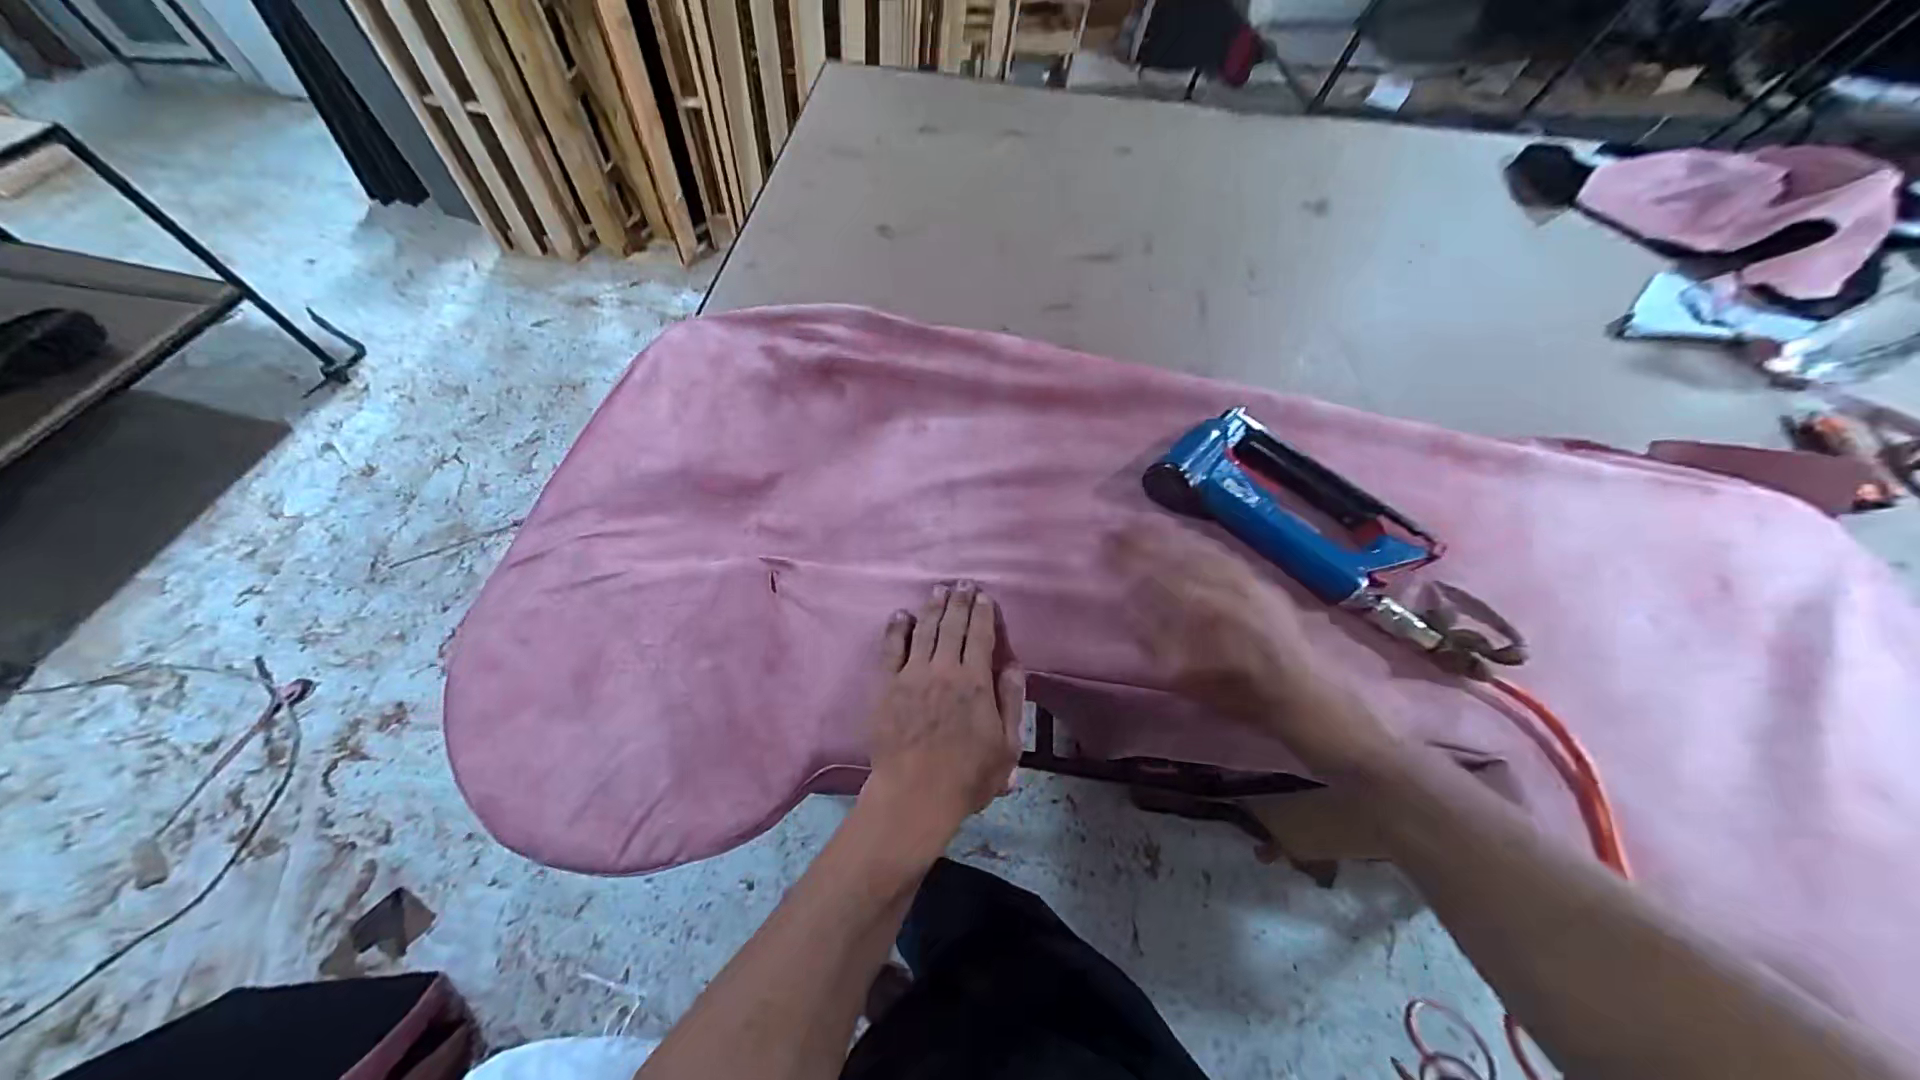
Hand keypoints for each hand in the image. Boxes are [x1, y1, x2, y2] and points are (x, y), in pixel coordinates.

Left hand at [864, 582, 1025, 834]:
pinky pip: (890, 649)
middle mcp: (944, 669)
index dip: (983, 612)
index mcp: (975, 681)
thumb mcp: (1007, 746)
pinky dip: (896, 629)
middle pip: (952, 626)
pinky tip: (900, 614)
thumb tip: (1014, 664)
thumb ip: (1012, 701)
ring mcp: (912, 675)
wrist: (915, 793)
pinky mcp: (886, 686)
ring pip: (923, 630)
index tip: (983, 596)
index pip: (981, 636)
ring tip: (937, 590)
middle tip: (962, 583)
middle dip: (959, 601)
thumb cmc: (967, 776)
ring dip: (931, 607)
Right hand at [1108, 521, 1399, 772]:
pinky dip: (1199, 540)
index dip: (1130, 558)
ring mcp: (1245, 580)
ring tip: (1144, 522)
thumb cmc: (1240, 695)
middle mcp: (1225, 587)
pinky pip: (1223, 552)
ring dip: (1170, 534)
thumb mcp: (1188, 678)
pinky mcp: (1259, 580)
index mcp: (1204, 611)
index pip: (1157, 574)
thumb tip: (1128, 603)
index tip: (1106, 546)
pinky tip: (1185, 534)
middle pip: (1177, 555)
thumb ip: (1157, 638)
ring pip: (1200, 549)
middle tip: (1118, 528)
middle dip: (1145, 539)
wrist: (1304, 696)